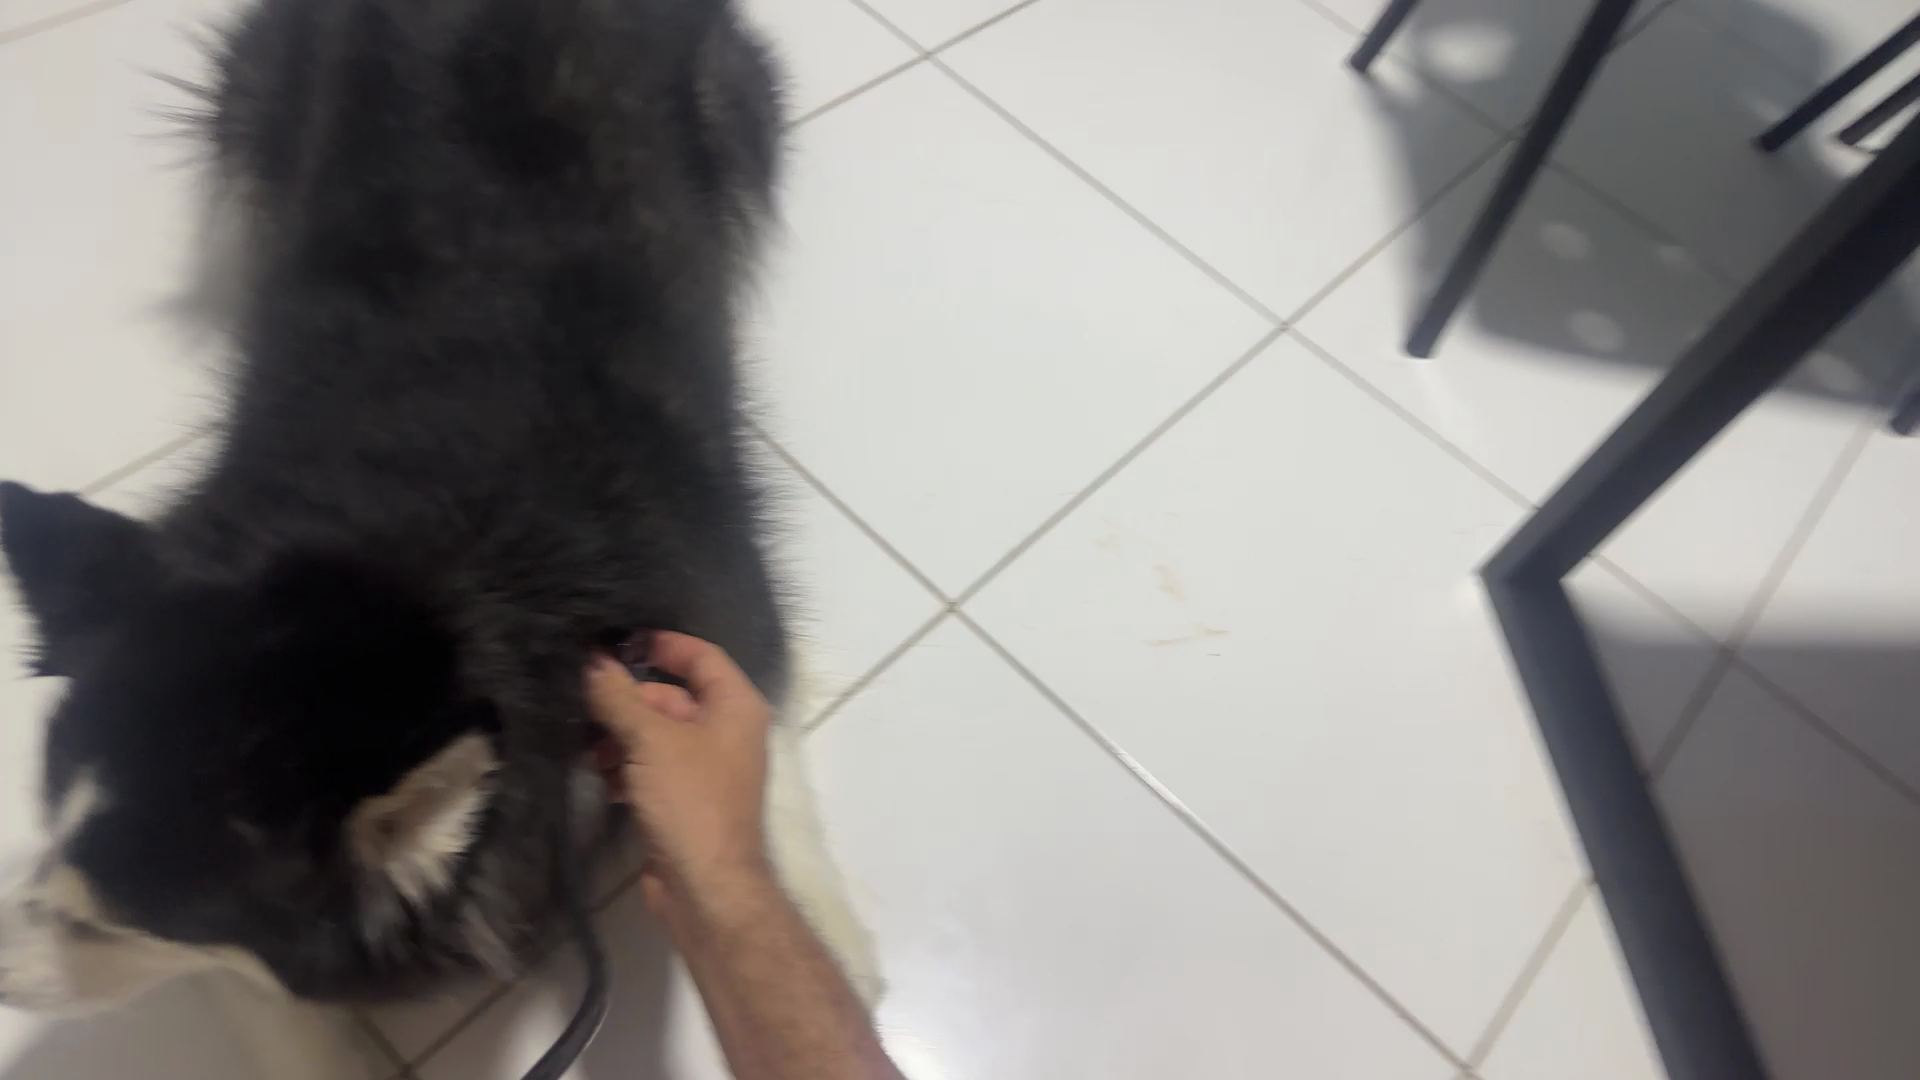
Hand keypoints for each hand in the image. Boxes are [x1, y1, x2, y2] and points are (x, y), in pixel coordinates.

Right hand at [585, 632, 772, 909]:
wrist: (706, 885)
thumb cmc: (691, 798)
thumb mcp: (652, 740)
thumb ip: (619, 697)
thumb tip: (588, 660)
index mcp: (736, 704)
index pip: (701, 656)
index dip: (662, 644)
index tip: (616, 640)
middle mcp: (727, 728)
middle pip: (672, 695)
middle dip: (627, 698)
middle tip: (577, 696)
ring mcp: (706, 764)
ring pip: (656, 733)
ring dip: (620, 734)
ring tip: (582, 741)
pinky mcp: (684, 796)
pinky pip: (651, 765)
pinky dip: (625, 764)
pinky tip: (595, 771)